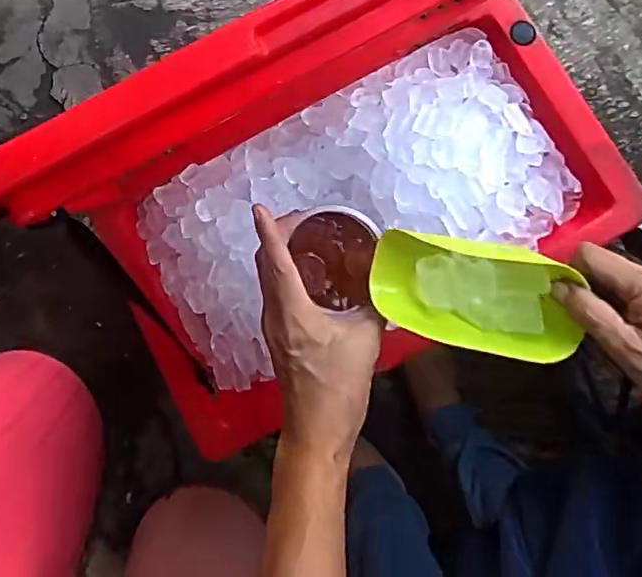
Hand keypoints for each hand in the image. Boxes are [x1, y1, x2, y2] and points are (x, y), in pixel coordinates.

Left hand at [253, 204, 382, 459]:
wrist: (317, 434)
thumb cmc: (339, 389)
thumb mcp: (365, 342)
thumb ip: (373, 304)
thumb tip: (383, 277)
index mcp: (292, 311)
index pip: (275, 261)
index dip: (267, 231)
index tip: (258, 208)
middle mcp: (275, 313)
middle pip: (265, 263)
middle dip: (276, 234)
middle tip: (305, 219)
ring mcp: (272, 326)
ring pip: (267, 277)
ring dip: (279, 253)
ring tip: (307, 238)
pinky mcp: (277, 336)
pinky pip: (274, 291)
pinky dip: (284, 271)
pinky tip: (308, 272)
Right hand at [556, 243, 641, 446]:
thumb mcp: (630, 353)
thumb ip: (590, 314)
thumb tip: (556, 285)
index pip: (588, 252)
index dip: (563, 265)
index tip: (546, 288)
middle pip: (604, 263)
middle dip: (579, 281)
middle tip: (563, 311)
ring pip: (619, 279)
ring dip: (598, 295)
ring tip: (588, 324)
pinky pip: (636, 292)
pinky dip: (618, 304)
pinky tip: (618, 330)